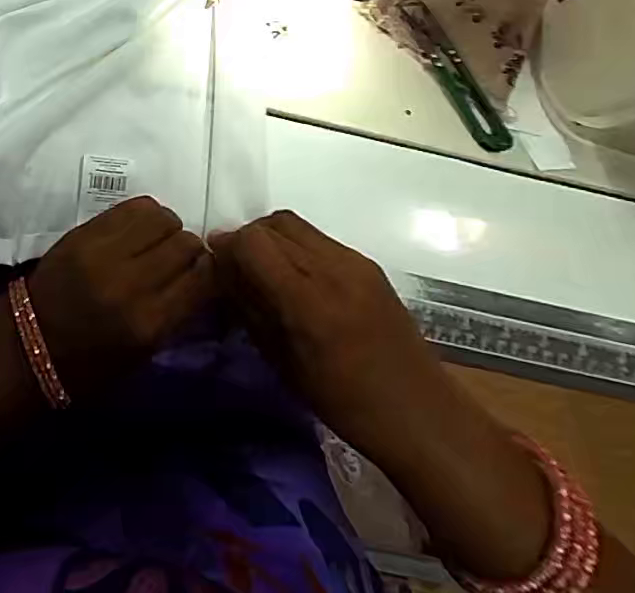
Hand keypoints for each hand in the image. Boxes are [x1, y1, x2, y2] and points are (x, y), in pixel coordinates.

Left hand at [24, 196, 212, 399]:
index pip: (205, 277)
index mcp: (150, 323)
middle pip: (186, 243)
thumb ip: (177, 312)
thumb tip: (205, 277)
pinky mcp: (84, 233)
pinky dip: (144, 216)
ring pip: (162, 217)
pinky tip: (138, 230)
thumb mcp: (144, 353)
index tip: (205, 273)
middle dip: (190, 250)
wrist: (26, 349)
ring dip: (168, 228)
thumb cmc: (90, 367)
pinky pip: (132, 207)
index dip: (212, 271)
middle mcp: (131, 283)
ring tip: (157, 242)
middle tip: (178, 259)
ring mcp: (104, 253)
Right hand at [211, 210, 451, 454]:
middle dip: (248, 238)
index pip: (254, 242)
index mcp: (308, 300)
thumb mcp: (283, 362)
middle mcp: (332, 268)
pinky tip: (297, 278)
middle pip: (274, 224)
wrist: (418, 411)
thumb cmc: (343, 403)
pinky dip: (297, 247)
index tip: (215, 261)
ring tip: (266, 271)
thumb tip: (224, 271)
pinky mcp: (369, 264)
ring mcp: (354, 262)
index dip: (228, 244)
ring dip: (272, 238)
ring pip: (297, 225)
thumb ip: (250, 308)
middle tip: (238, 266)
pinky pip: (320, 240)